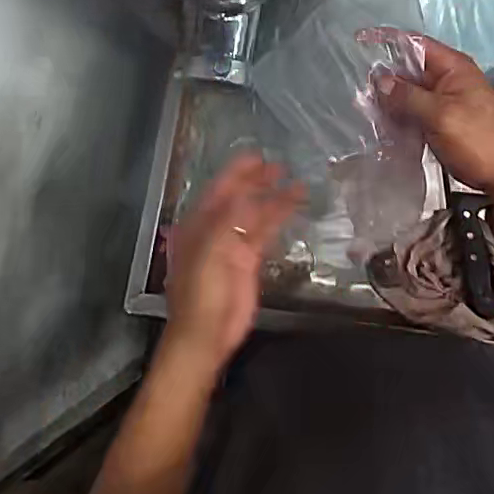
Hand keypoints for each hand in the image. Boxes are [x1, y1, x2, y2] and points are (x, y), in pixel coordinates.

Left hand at [162, 153, 302, 370]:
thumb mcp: (208, 256)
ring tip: (296, 181)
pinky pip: (266, 231)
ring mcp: (233, 245)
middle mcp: (215, 230)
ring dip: (274, 196)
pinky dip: (279, 216)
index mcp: (198, 227)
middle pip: (239, 197)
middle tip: (281, 165)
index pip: (218, 191)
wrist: (206, 337)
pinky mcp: (249, 259)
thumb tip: (244, 194)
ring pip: (256, 213)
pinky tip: (294, 205)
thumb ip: (225, 223)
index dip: (236, 172)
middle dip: (257, 180)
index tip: (257, 156)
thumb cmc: (200, 297)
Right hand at [373, 33, 493, 197]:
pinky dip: (400, 115)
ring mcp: (448, 101)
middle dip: (383, 73)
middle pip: (411, 67)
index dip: (388, 40)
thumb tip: (379, 79)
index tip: (358, 40)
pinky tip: (379, 122)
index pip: (415, 43)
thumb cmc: (478, 140)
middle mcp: (450, 78)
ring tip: (359, 102)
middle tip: (351, 81)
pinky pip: (417, 111)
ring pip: (412, 92)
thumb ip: (408, 96)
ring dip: (389, 97)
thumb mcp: (440, 115)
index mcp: (453, 67)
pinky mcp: (445, 122)